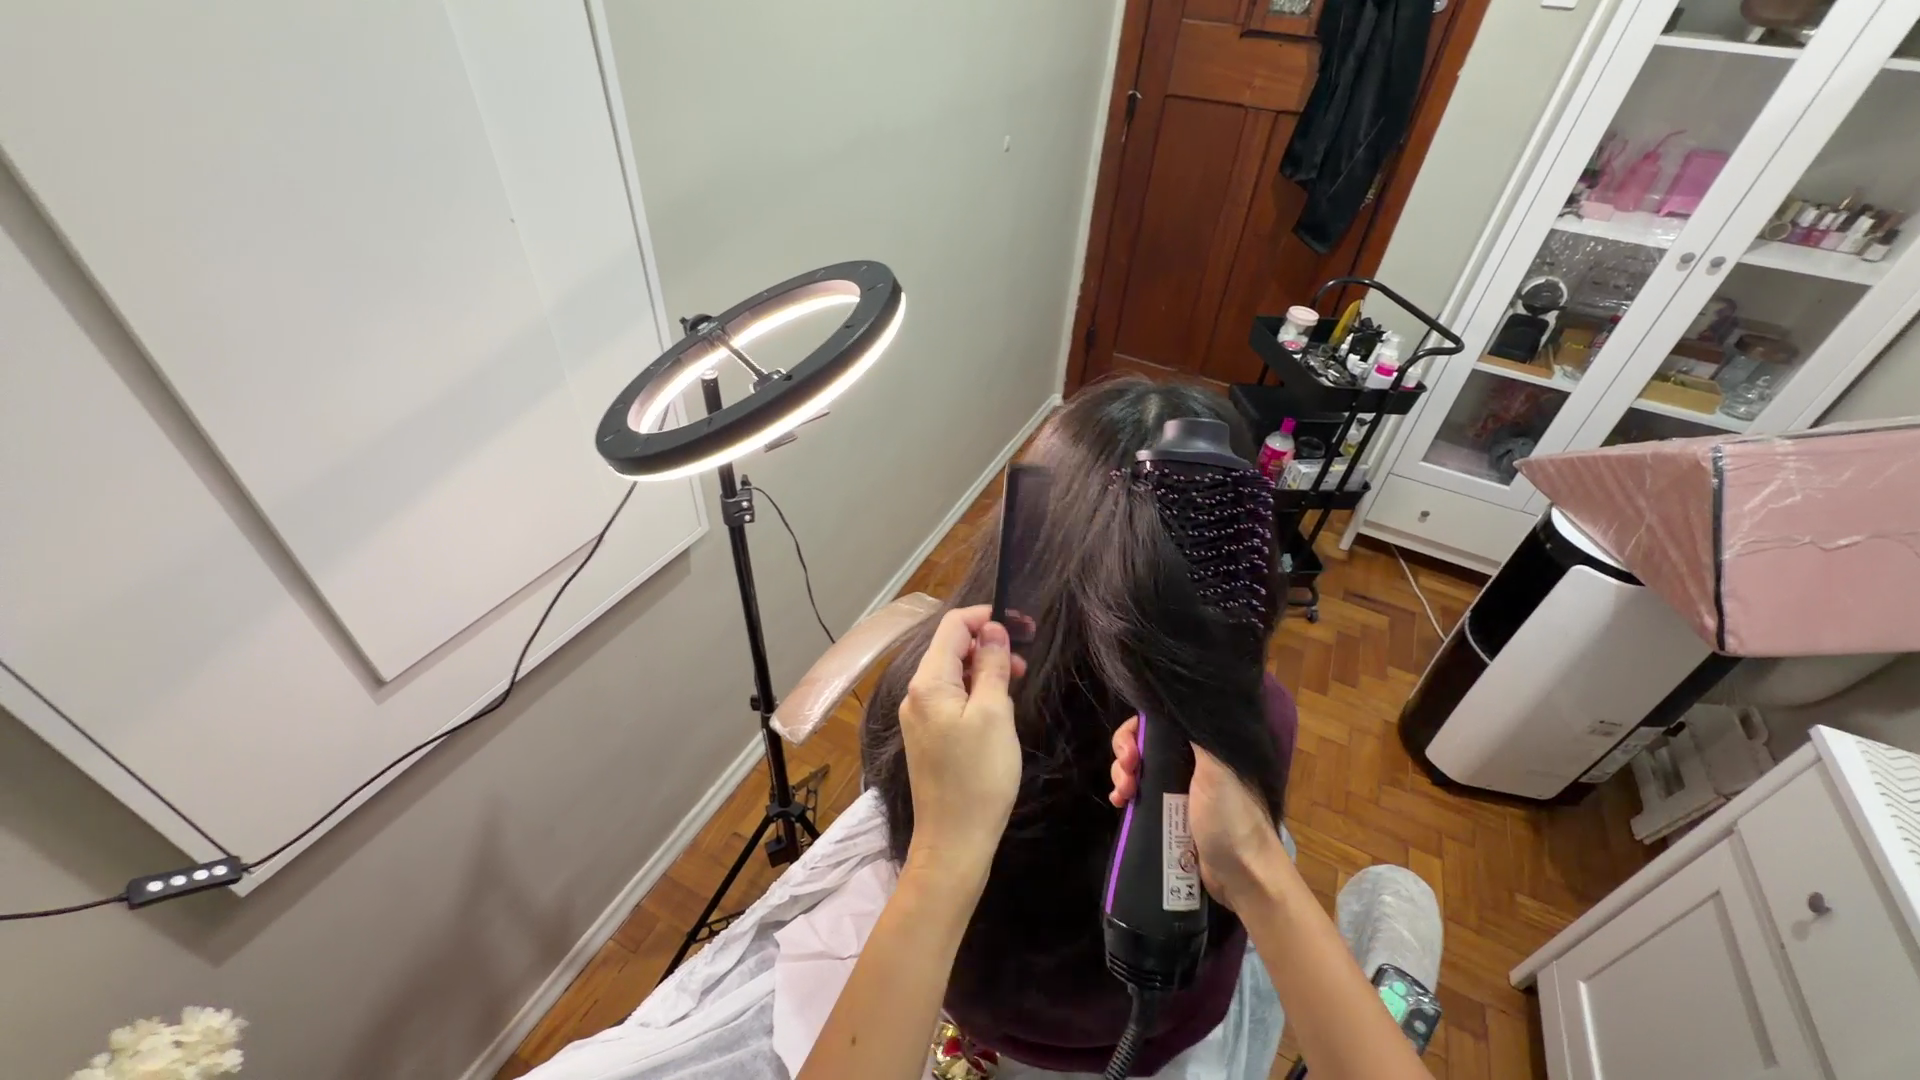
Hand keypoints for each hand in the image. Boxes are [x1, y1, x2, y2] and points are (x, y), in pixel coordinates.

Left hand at [899, 606, 1026, 874]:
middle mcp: (915, 694)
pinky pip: (950, 697)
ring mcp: (918, 716)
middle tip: (1024, 658)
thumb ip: (991, 666)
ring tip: (1016, 682)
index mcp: (927, 682)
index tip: (1022, 624)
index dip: (986, 617)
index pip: (953, 626)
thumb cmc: (979, 776)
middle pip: (951, 648)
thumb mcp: (994, 714)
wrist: (954, 840)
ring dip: (983, 668)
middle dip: (987, 643)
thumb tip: (992, 629)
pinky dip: (974, 691)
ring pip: (952, 673)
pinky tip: (997, 707)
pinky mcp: (927, 736)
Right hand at [1108, 716, 1283, 909]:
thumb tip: (1176, 697)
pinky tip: (1119, 803)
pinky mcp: (1169, 812)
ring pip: (1138, 767)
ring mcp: (1178, 787)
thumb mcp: (1217, 769)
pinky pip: (1139, 793)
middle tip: (1125, 774)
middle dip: (1125, 753)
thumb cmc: (1231, 817)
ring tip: (1122, 795)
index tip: (1131, 750)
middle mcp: (1190, 760)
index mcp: (1202, 745)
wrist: (1241, 873)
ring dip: (1121, 775)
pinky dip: (1125, 794)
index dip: (1138, 729)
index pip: (1161, 721)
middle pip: (1145, 742)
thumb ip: (1197, 733)